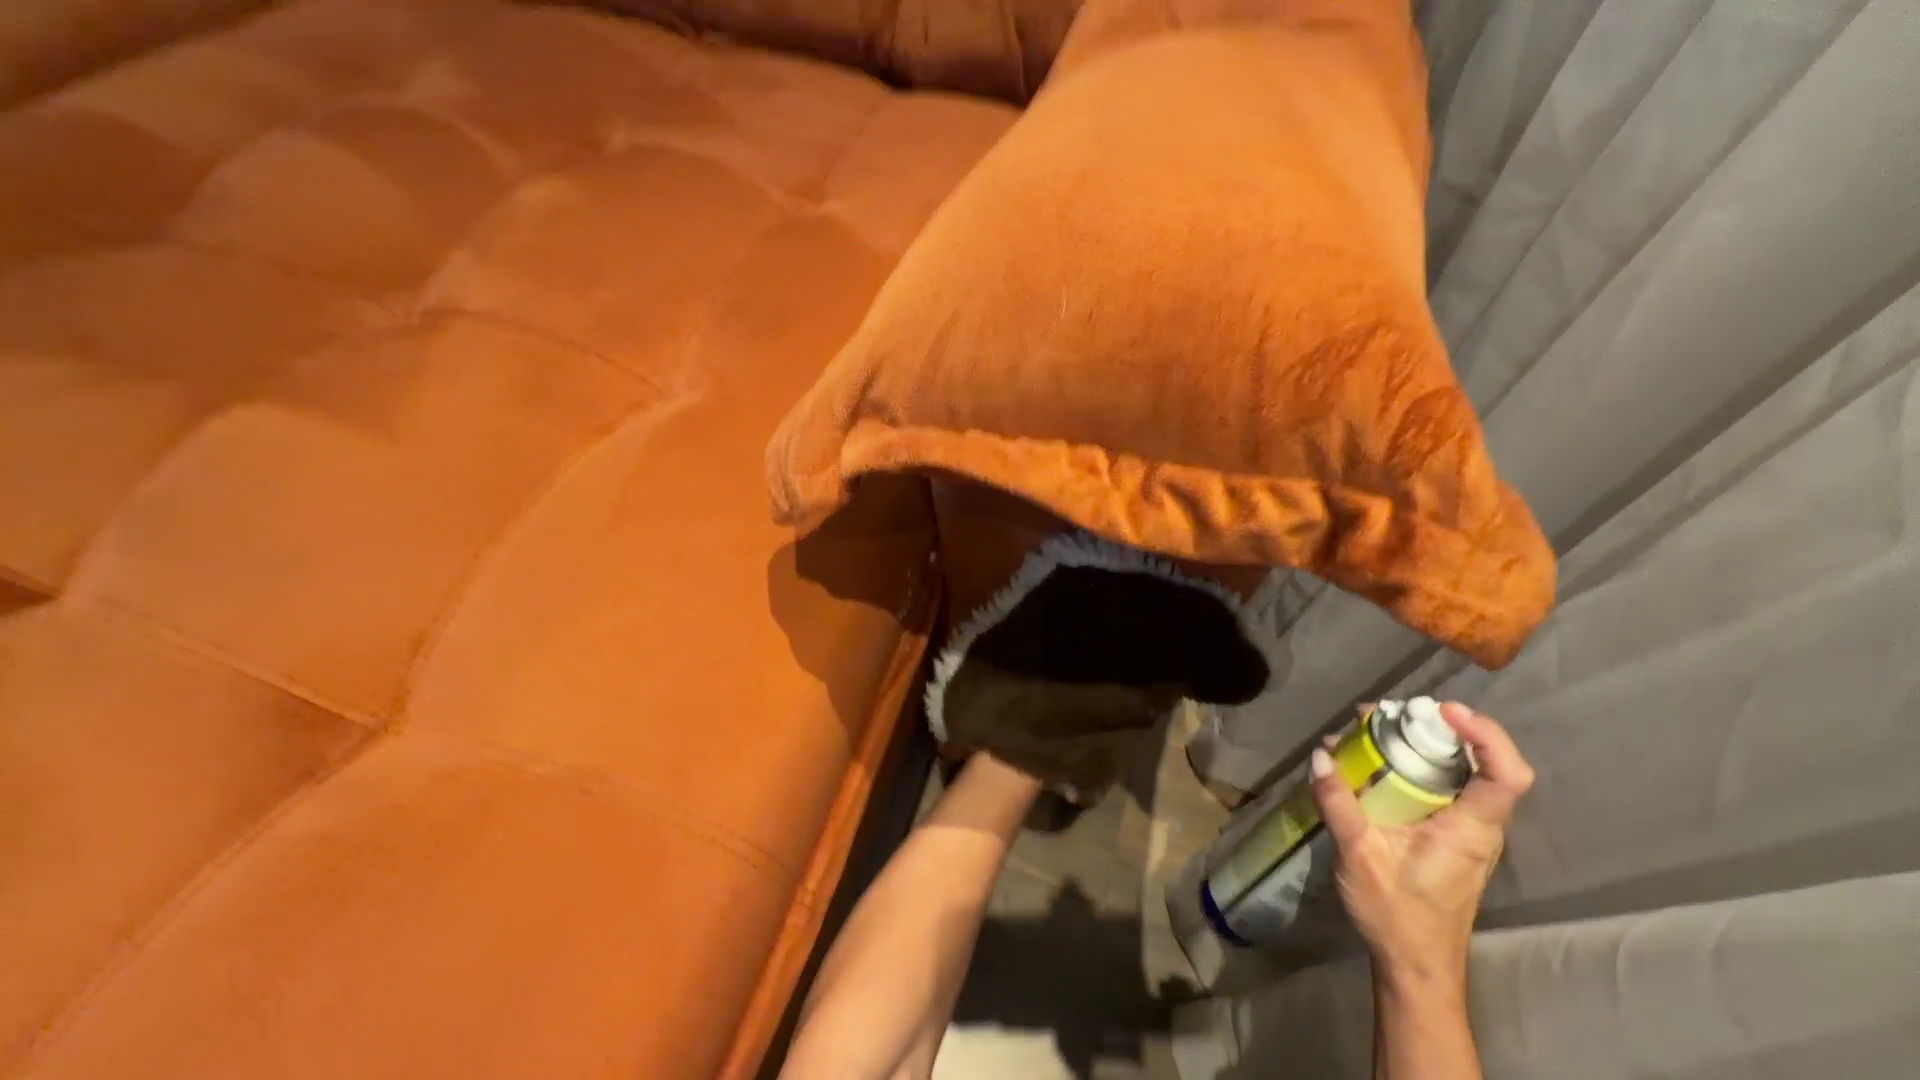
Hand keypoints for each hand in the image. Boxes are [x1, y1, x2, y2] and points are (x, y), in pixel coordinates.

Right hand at [1309, 703, 1534, 987]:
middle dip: (1434, 728)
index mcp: (1471, 829)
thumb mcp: (1359, 857)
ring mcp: (1463, 830)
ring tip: (1367, 729)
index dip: (1486, 734)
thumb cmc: (1397, 915)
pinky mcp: (1446, 835)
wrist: (1413, 966)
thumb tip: (1319, 756)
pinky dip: (1408, 767)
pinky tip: (1368, 763)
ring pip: (1455, 773)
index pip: (1507, 774)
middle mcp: (1477, 824)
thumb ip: (1339, 804)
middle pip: (1478, 762)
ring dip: (1417, 745)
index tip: (1443, 711)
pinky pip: (1437, 788)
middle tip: (1384, 714)